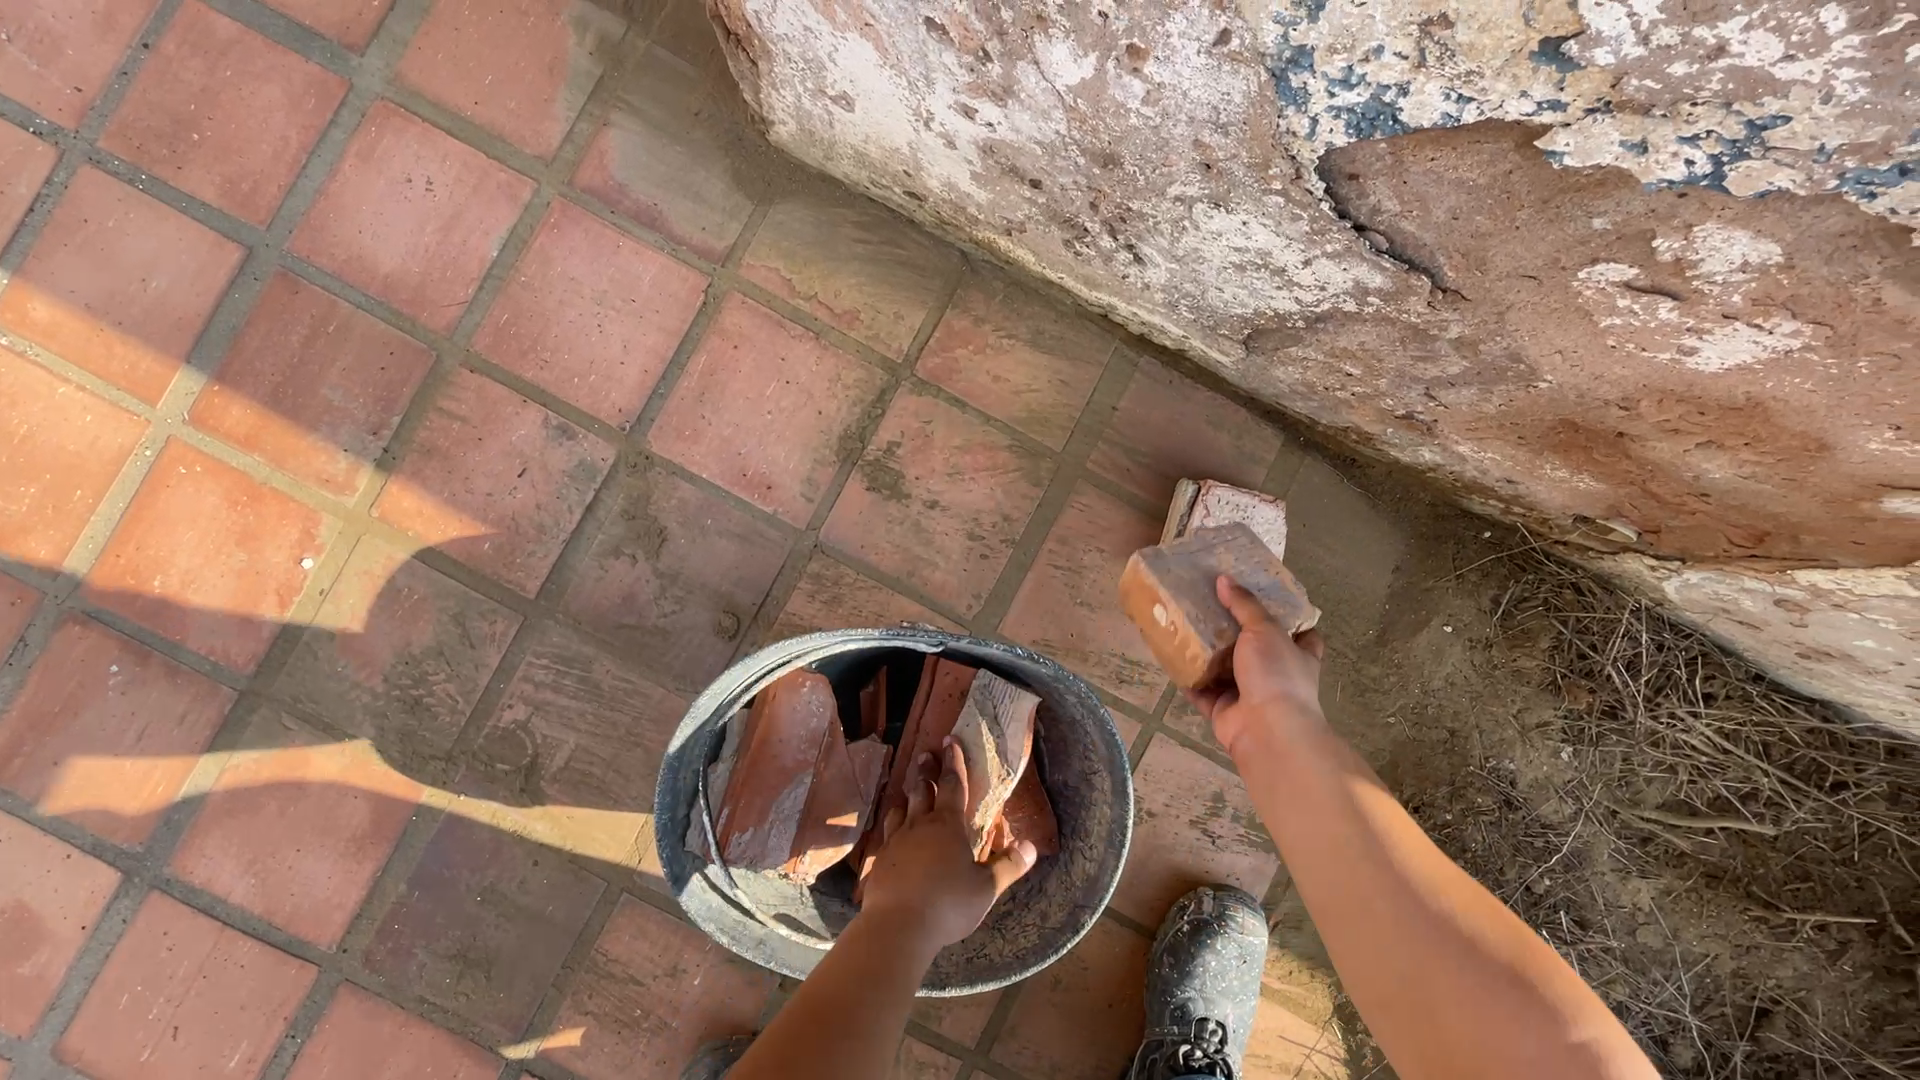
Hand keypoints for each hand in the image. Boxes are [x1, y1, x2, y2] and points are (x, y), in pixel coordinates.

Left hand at [860, 740, 1037, 951]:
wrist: (897, 926)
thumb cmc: (947, 904)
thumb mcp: (986, 888)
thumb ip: (1008, 866)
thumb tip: (1031, 846)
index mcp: (948, 825)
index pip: (952, 785)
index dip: (953, 762)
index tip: (950, 740)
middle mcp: (919, 825)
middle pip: (922, 790)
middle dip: (926, 771)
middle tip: (925, 754)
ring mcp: (896, 842)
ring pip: (900, 809)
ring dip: (906, 796)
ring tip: (908, 790)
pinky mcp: (879, 861)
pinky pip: (886, 835)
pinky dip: (891, 826)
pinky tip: (891, 833)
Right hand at [1187, 575, 1329, 756]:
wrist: (1267, 730)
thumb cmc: (1276, 674)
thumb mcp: (1264, 630)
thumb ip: (1244, 605)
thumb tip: (1224, 579)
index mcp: (1298, 656)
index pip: (1302, 634)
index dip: (1287, 618)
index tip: (1265, 600)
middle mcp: (1276, 676)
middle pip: (1255, 649)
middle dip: (1234, 632)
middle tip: (1210, 607)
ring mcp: (1249, 695)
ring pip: (1225, 670)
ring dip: (1207, 654)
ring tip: (1185, 626)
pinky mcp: (1224, 711)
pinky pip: (1202, 690)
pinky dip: (1188, 678)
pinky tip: (1171, 657)